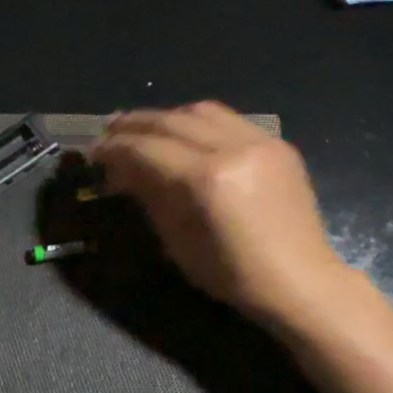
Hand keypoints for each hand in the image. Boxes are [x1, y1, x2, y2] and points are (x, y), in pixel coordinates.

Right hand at [91, 101, 350, 325]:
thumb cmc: (231, 275)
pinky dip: (199, 124)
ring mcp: (260, 141)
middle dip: (133, 125)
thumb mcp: (178, 242)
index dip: (114, 148)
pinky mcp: (277, 144)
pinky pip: (229, 120)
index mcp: (207, 179)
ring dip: (167, 118)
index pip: (147, 148)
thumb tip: (121, 172)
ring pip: (201, 111)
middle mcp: (233, 149)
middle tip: (108, 133)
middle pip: (171, 121)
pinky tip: (186, 139)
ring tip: (144, 131)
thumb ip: (150, 197)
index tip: (93, 152)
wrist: (300, 281)